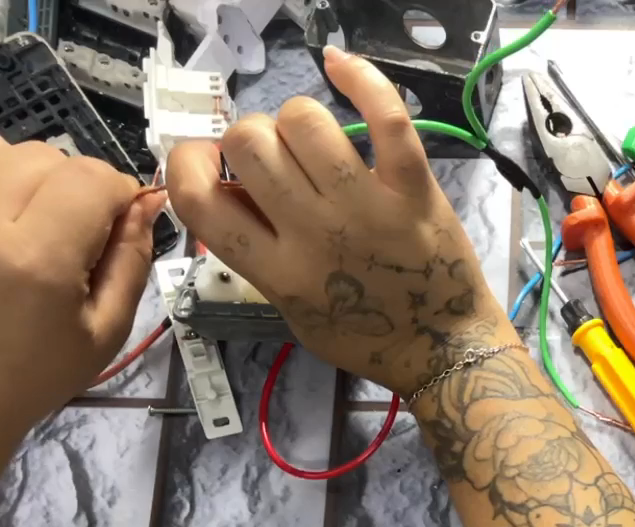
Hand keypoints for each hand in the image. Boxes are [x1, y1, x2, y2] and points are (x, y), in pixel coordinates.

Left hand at [0, 127, 164, 451]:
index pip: (90, 177)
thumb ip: (130, 260)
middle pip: (40, 155)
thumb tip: (143, 199)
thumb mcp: (106, 331)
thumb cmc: (32, 373)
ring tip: (9, 219)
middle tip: (60, 232)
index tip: (113, 219)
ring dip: (10, 172)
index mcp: (36, 259)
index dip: (114, 192)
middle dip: (66, 186)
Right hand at [166, 46, 503, 397]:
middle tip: (278, 165)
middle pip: (249, 143)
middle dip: (251, 142)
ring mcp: (368, 209)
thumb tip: (228, 194)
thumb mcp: (296, 316)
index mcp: (280, 273)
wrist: (446, 352)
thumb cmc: (370, 339)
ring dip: (299, 123)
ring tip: (316, 148)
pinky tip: (339, 67)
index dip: (188, 165)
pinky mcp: (414, 191)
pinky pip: (385, 116)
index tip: (208, 164)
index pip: (200, 200)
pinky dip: (361, 79)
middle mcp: (317, 235)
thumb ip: (258, 261)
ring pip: (303, 119)